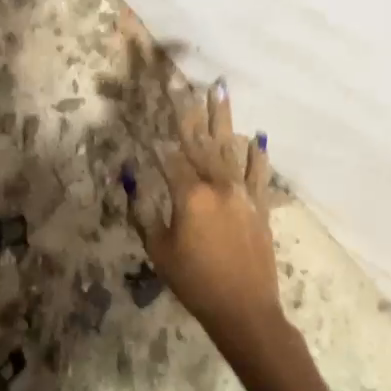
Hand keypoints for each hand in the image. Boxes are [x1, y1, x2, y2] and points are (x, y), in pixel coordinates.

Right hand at [134, 79, 281, 344]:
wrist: (245, 312)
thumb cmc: (193, 282)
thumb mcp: (157, 247)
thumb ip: (142, 208)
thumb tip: (130, 174)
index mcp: (189, 194)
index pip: (169, 152)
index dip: (158, 128)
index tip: (151, 100)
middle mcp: (218, 185)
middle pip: (202, 140)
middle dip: (193, 108)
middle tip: (189, 78)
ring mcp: (242, 194)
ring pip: (231, 147)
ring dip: (224, 117)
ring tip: (220, 89)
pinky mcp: (260, 208)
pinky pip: (259, 174)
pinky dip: (258, 154)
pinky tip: (257, 135)